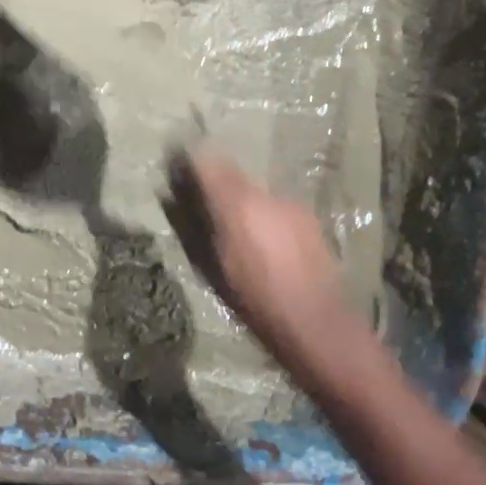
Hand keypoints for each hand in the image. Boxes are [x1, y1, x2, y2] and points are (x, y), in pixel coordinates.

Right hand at [169, 147, 342, 359]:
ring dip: (239, 201)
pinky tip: (262, 243)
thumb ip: (187, 224)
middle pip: (231, 172)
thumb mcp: (208, 266)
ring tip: (234, 231)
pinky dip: (262, 215)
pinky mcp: (308, 218)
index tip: (175, 171)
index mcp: (235, 203)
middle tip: (201, 206)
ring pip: (253, 190)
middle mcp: (264, 194)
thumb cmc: (253, 300)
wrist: (316, 325)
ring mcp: (291, 204)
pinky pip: (273, 206)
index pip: (205, 159)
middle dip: (213, 183)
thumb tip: (169, 196)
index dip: (188, 161)